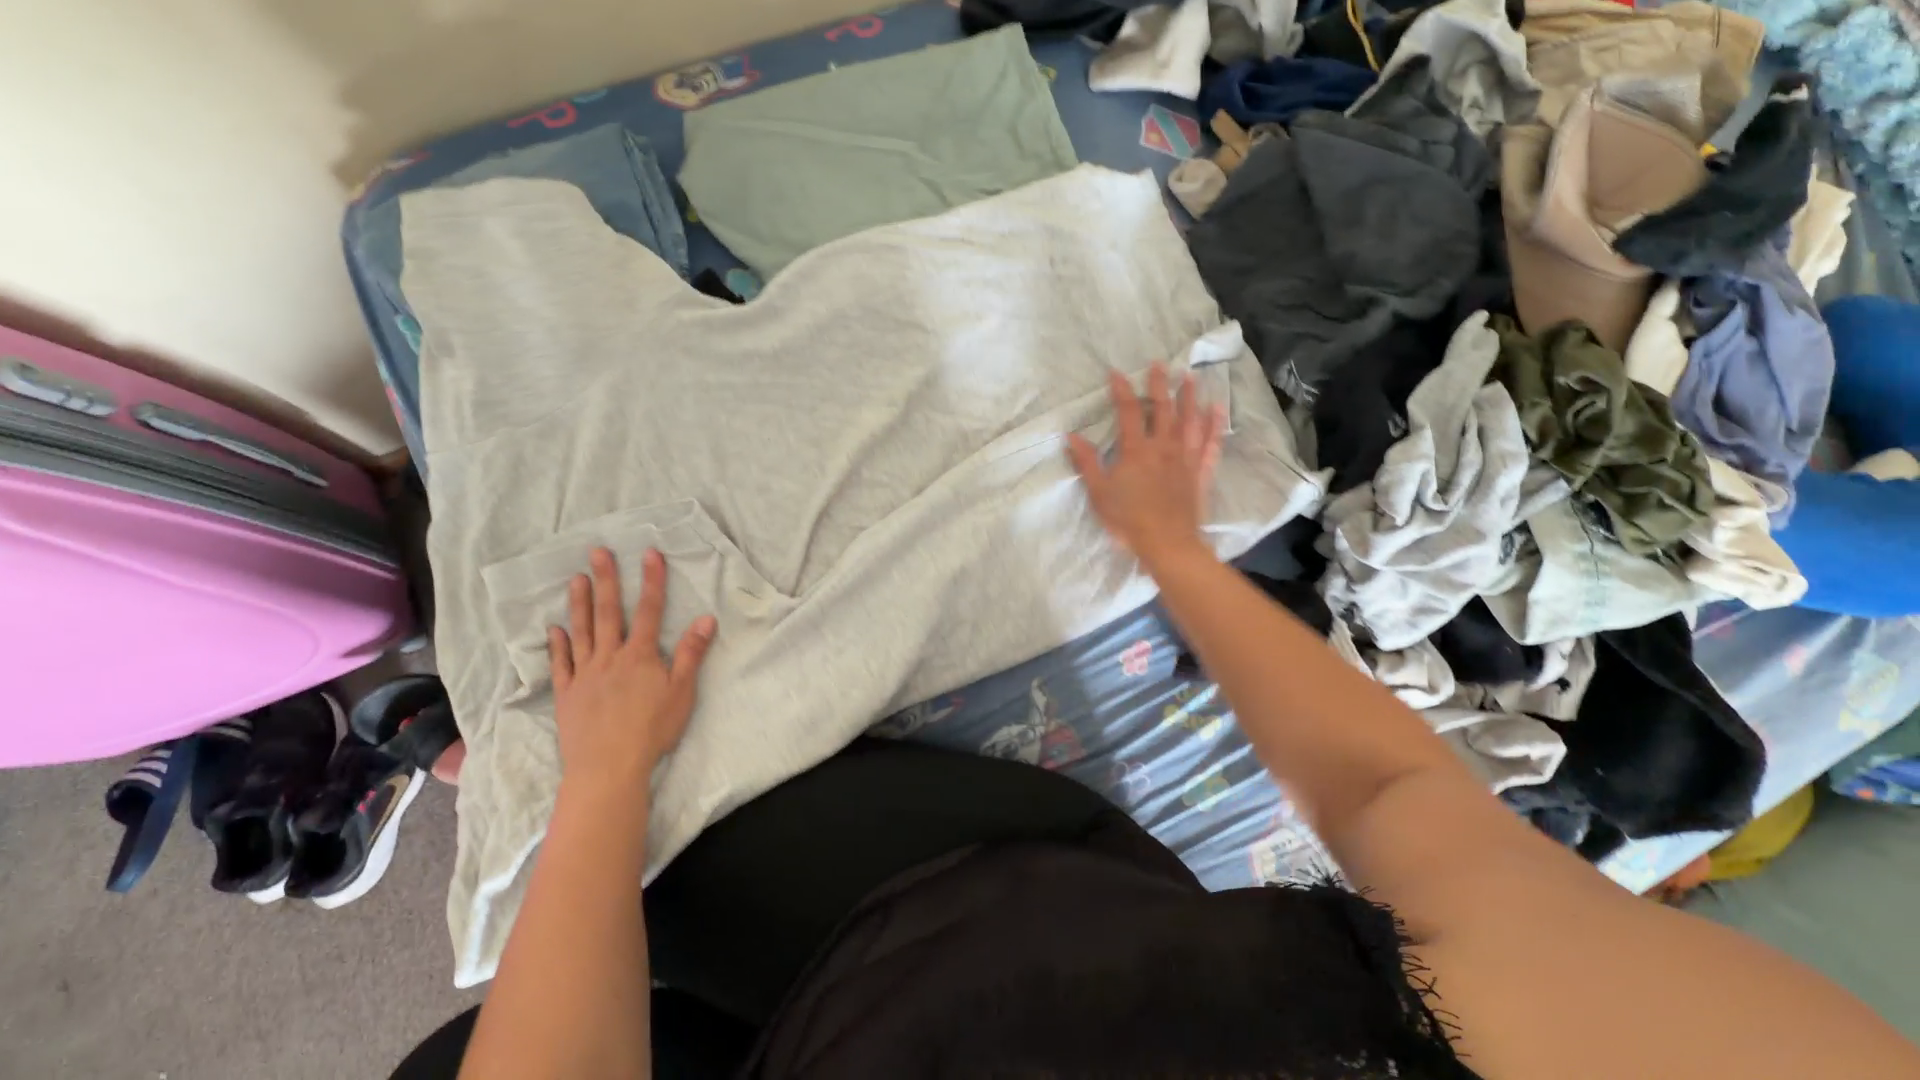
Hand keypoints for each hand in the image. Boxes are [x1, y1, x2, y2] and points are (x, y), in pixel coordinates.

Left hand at [547, 547, 717, 797]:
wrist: (609, 766)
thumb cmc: (652, 731)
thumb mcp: (682, 692)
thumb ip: (691, 654)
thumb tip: (706, 619)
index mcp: (640, 656)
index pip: (648, 610)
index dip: (652, 581)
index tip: (649, 553)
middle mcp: (610, 657)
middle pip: (608, 612)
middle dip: (606, 580)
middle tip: (598, 551)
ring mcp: (585, 674)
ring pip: (582, 631)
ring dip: (579, 603)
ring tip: (576, 578)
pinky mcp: (567, 694)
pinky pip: (561, 664)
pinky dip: (558, 645)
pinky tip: (555, 629)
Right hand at [1067, 363, 1225, 568]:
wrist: (1167, 543)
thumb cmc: (1128, 520)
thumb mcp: (1099, 493)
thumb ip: (1086, 462)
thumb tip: (1072, 435)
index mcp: (1136, 450)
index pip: (1128, 412)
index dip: (1121, 390)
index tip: (1116, 372)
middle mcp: (1164, 447)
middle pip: (1164, 409)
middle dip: (1160, 384)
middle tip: (1160, 363)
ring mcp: (1186, 459)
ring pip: (1190, 420)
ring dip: (1190, 397)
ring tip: (1190, 376)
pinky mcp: (1201, 473)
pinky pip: (1211, 444)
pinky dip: (1215, 425)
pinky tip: (1218, 409)